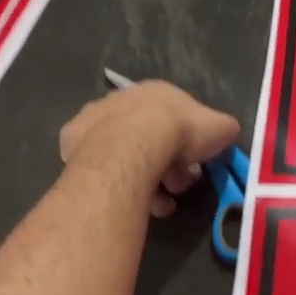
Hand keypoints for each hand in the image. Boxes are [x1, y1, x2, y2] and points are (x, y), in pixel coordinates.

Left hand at [59, 80, 239, 216]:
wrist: (132, 146)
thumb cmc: (180, 133)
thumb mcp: (221, 128)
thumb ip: (223, 130)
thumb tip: (224, 134)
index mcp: (159, 90)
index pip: (177, 117)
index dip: (189, 144)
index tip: (194, 168)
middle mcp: (124, 97)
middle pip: (148, 136)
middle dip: (166, 165)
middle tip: (175, 189)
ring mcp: (94, 116)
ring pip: (122, 150)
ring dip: (142, 176)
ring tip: (154, 204)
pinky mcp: (71, 138)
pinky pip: (96, 160)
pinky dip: (110, 175)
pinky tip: (122, 191)